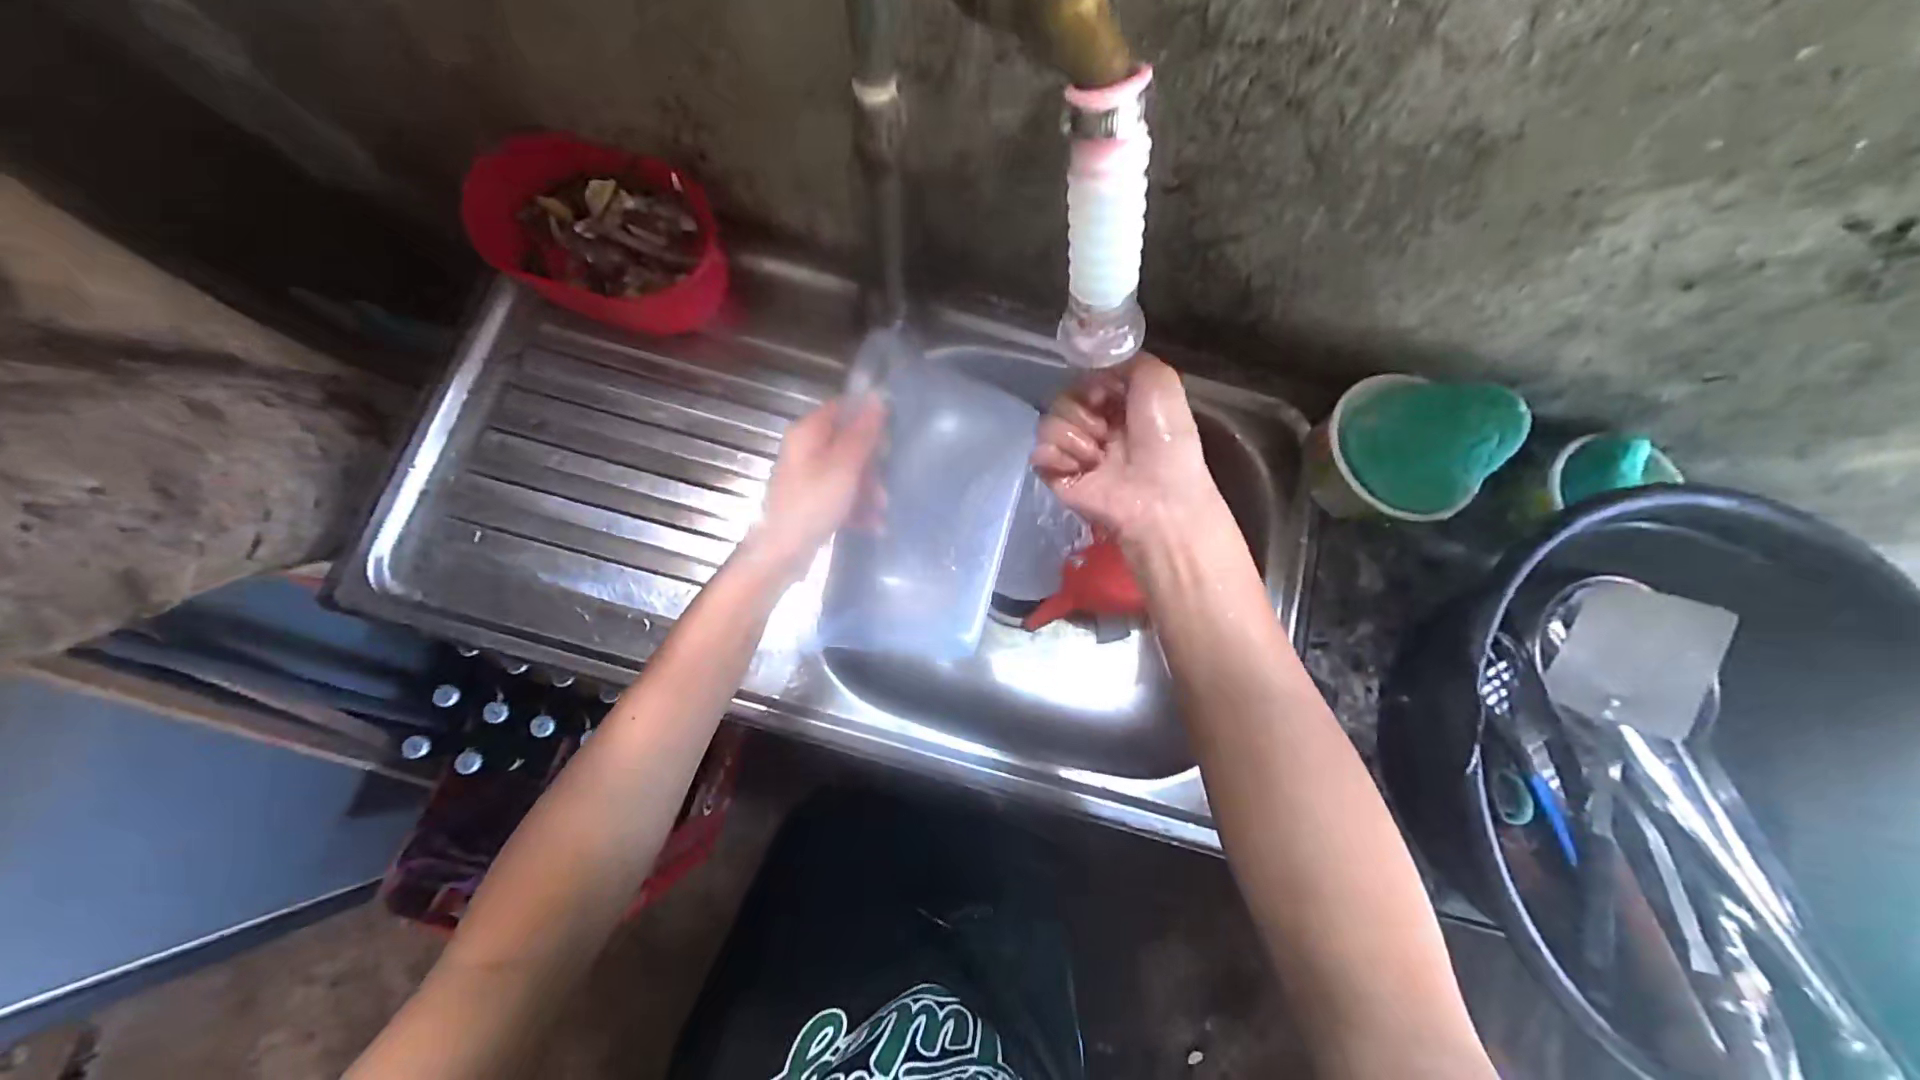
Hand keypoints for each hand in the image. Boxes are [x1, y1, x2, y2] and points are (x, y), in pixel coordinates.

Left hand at [746, 395, 886, 578]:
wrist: (782, 554)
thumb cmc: (812, 504)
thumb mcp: (844, 466)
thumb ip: (863, 433)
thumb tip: (878, 398)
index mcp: (808, 433)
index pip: (843, 408)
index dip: (868, 420)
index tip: (889, 440)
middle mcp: (806, 450)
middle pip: (848, 443)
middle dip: (872, 465)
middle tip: (884, 484)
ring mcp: (808, 477)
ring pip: (848, 472)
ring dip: (869, 490)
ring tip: (880, 511)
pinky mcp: (812, 501)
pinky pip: (841, 496)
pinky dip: (857, 507)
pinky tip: (873, 525)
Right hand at [1031, 354, 1221, 544]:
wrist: (1156, 495)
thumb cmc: (1165, 440)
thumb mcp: (1159, 381)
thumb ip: (1129, 360)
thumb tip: (1096, 363)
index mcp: (1119, 406)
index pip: (1084, 381)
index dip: (1090, 384)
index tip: (1104, 395)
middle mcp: (1095, 427)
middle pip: (1061, 399)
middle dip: (1080, 410)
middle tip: (1103, 431)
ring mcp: (1074, 453)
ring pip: (1047, 424)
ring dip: (1072, 436)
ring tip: (1095, 457)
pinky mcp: (1058, 477)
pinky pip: (1037, 453)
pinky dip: (1055, 457)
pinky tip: (1078, 468)